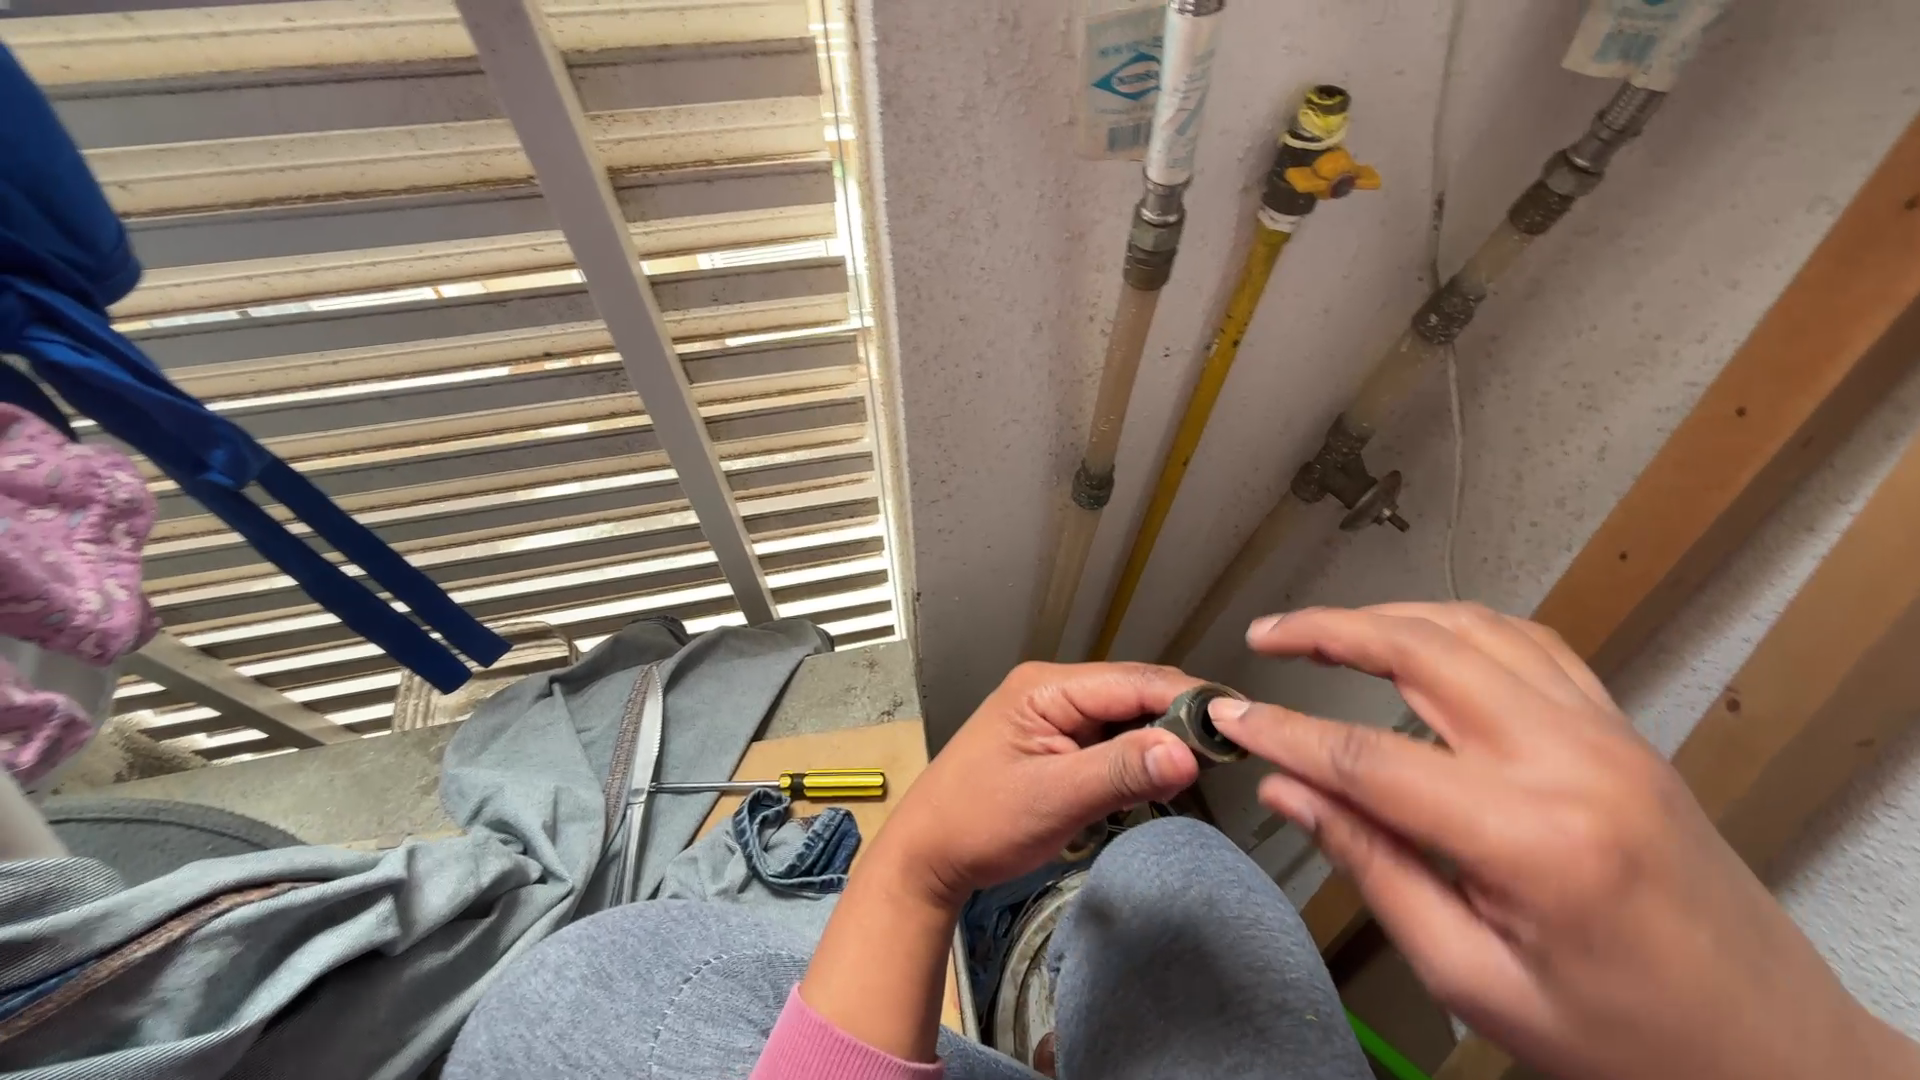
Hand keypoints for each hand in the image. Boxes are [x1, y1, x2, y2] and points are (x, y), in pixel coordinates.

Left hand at [799, 661, 1202, 1062]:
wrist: (928, 854)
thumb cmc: (979, 822)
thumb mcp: (1052, 797)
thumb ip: (1120, 771)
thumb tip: (1188, 752)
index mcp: (1047, 686)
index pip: (1133, 680)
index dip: (1186, 700)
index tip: (1237, 725)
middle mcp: (1054, 690)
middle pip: (1134, 694)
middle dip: (1178, 721)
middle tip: (1230, 752)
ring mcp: (1055, 716)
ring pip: (1126, 718)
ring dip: (1160, 741)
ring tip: (1205, 766)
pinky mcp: (1057, 744)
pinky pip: (1111, 742)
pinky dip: (1137, 758)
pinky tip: (1161, 776)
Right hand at [1209, 603, 1919, 1079]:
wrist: (1779, 1057)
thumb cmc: (1623, 1042)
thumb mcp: (1473, 978)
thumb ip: (1371, 867)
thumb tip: (1286, 791)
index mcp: (1531, 837)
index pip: (1366, 758)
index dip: (1283, 733)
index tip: (1228, 716)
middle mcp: (1572, 760)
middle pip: (1422, 653)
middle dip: (1327, 630)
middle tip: (1265, 633)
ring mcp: (1607, 735)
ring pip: (1474, 628)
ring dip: (1387, 615)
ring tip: (1322, 627)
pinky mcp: (1622, 732)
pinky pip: (1528, 643)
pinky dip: (1455, 625)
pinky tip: (1417, 637)